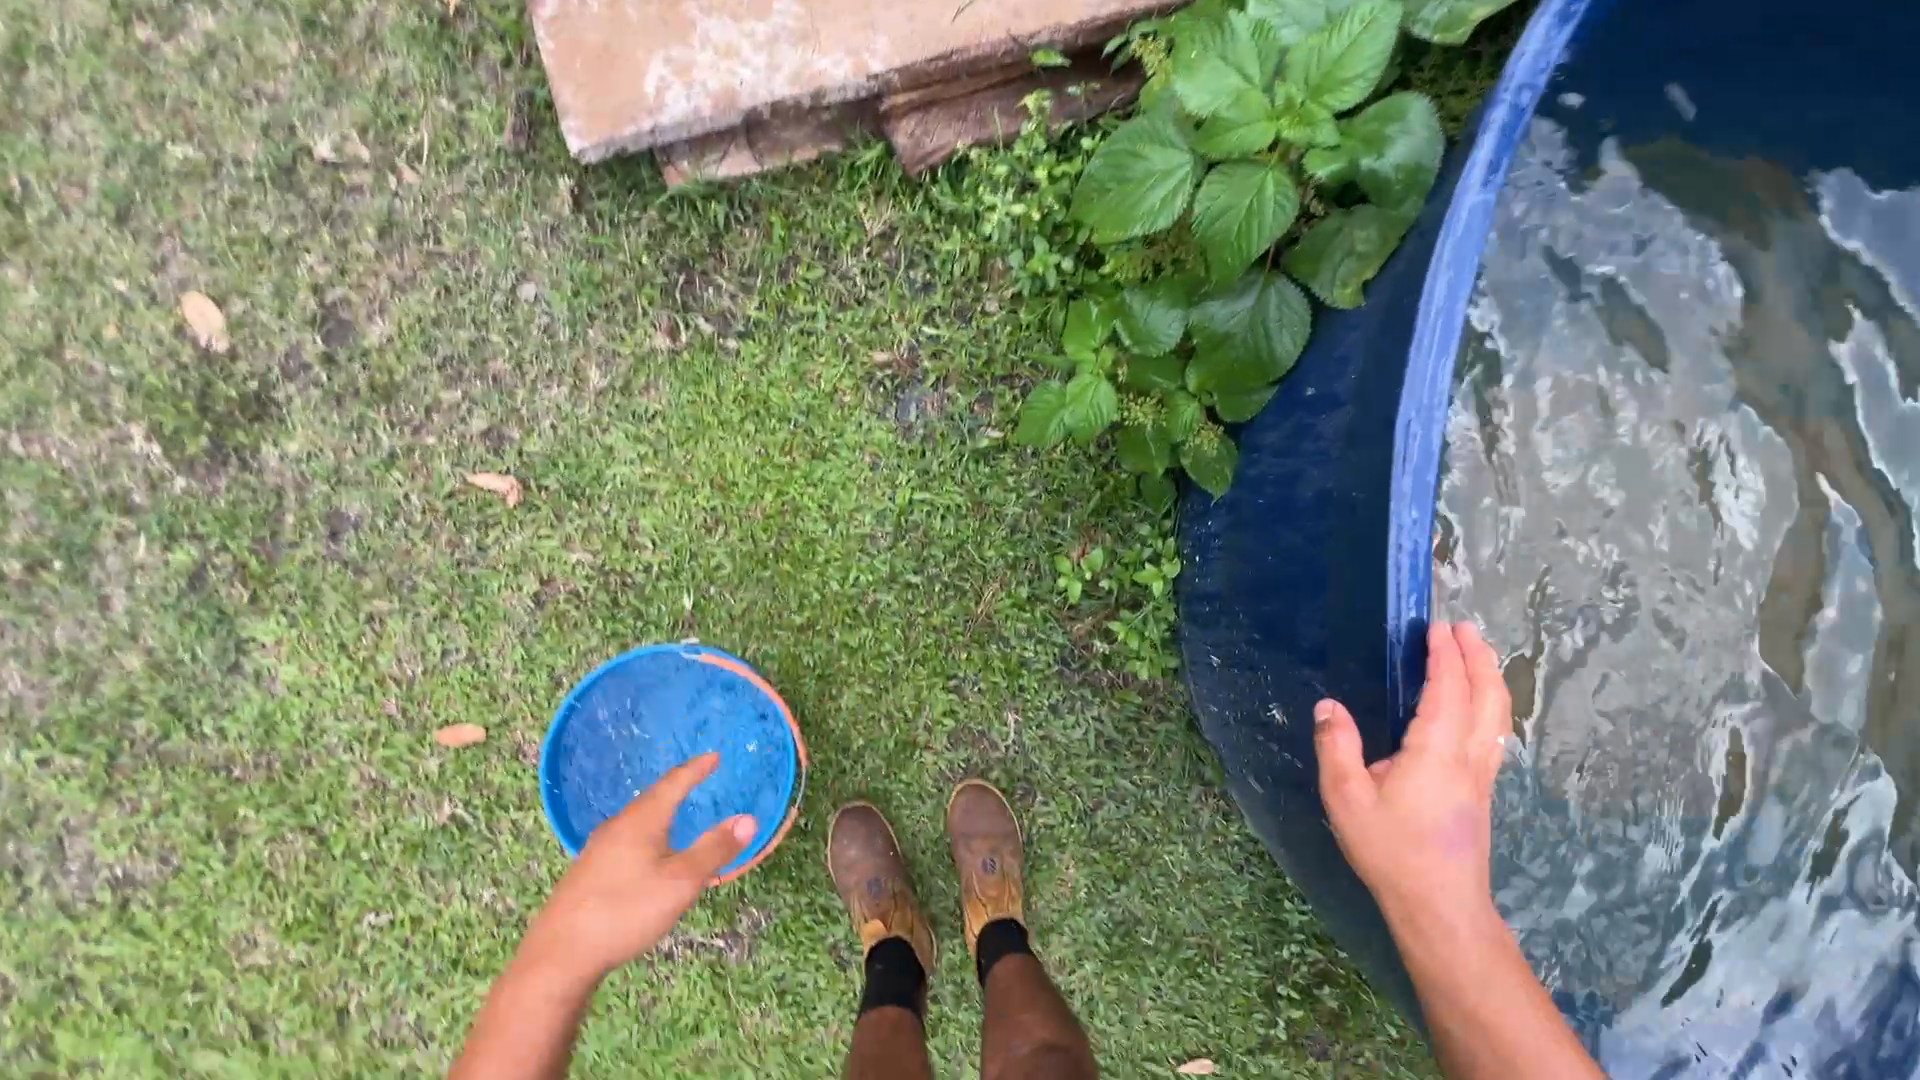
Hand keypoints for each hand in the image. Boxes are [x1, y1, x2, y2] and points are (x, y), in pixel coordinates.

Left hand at [518, 753, 755, 985]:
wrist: (557, 957)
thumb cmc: (626, 911)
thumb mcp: (681, 882)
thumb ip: (715, 849)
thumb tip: (748, 818)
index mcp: (642, 821)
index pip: (674, 783)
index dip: (696, 769)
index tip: (714, 757)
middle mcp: (617, 827)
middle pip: (652, 799)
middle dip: (676, 789)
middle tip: (697, 781)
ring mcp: (597, 850)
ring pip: (636, 821)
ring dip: (659, 814)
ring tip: (675, 816)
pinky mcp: (586, 874)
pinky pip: (625, 841)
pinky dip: (646, 836)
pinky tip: (646, 856)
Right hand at [1314, 622, 1509, 931]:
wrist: (1439, 906)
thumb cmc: (1390, 850)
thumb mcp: (1346, 798)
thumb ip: (1337, 747)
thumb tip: (1329, 706)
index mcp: (1436, 752)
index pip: (1447, 691)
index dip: (1445, 656)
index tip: (1438, 626)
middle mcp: (1469, 757)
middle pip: (1486, 697)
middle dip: (1478, 658)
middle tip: (1464, 628)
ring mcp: (1481, 776)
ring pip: (1497, 716)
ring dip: (1489, 679)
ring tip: (1475, 656)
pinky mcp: (1481, 791)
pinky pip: (1493, 732)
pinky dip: (1489, 704)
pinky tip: (1477, 707)